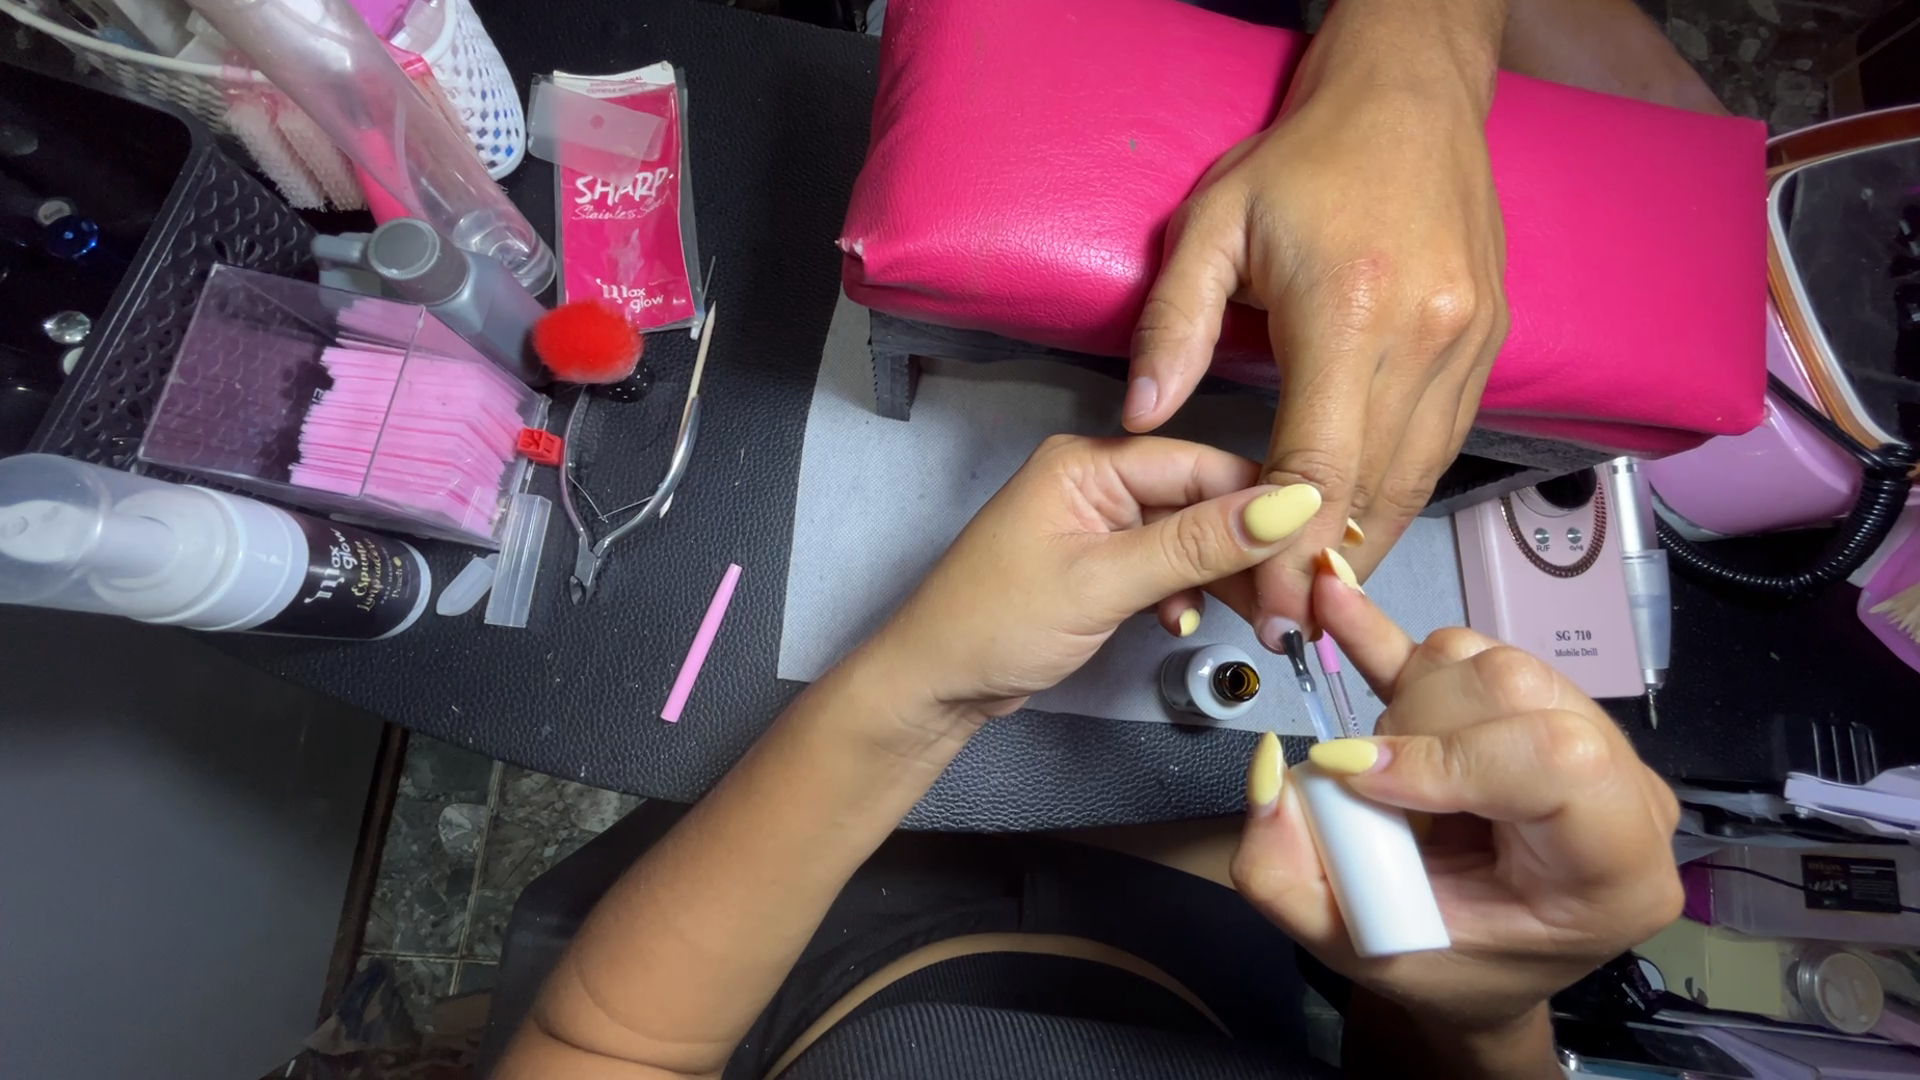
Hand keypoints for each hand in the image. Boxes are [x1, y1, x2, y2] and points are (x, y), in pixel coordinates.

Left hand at [856, 436, 1323, 738]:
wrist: (937, 683)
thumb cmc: (994, 625)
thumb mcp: (1102, 583)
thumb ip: (1195, 545)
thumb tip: (1286, 505)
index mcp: (1087, 462)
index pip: (1200, 467)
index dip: (1264, 507)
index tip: (1317, 552)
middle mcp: (1095, 482)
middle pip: (1200, 503)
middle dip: (1248, 553)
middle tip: (1292, 606)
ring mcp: (1097, 525)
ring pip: (1188, 539)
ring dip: (1221, 579)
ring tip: (1257, 623)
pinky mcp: (1098, 564)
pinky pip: (1163, 566)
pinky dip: (1183, 593)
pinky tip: (1181, 621)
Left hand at [1126, 0, 1510, 643]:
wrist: (1409, 99)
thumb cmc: (1300, 162)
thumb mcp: (1210, 230)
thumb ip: (1172, 328)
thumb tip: (1142, 413)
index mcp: (1351, 315)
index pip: (1317, 466)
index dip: (1284, 546)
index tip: (1259, 601)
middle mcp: (1425, 342)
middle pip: (1374, 493)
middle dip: (1325, 569)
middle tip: (1284, 626)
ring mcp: (1469, 348)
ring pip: (1416, 483)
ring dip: (1365, 546)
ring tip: (1315, 597)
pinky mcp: (1484, 349)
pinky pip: (1440, 450)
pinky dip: (1395, 501)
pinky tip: (1357, 528)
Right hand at [1232, 555, 1680, 1065]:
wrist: (1473, 950)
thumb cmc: (1432, 958)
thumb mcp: (1343, 943)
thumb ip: (1281, 869)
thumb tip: (1274, 761)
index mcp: (1609, 870)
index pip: (1560, 764)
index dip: (1445, 757)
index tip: (1354, 778)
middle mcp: (1617, 790)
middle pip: (1507, 691)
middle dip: (1409, 728)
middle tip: (1367, 785)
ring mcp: (1574, 733)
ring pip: (1476, 659)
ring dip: (1401, 700)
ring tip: (1383, 760)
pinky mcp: (1518, 703)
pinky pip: (1451, 645)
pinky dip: (1381, 627)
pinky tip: (1333, 600)